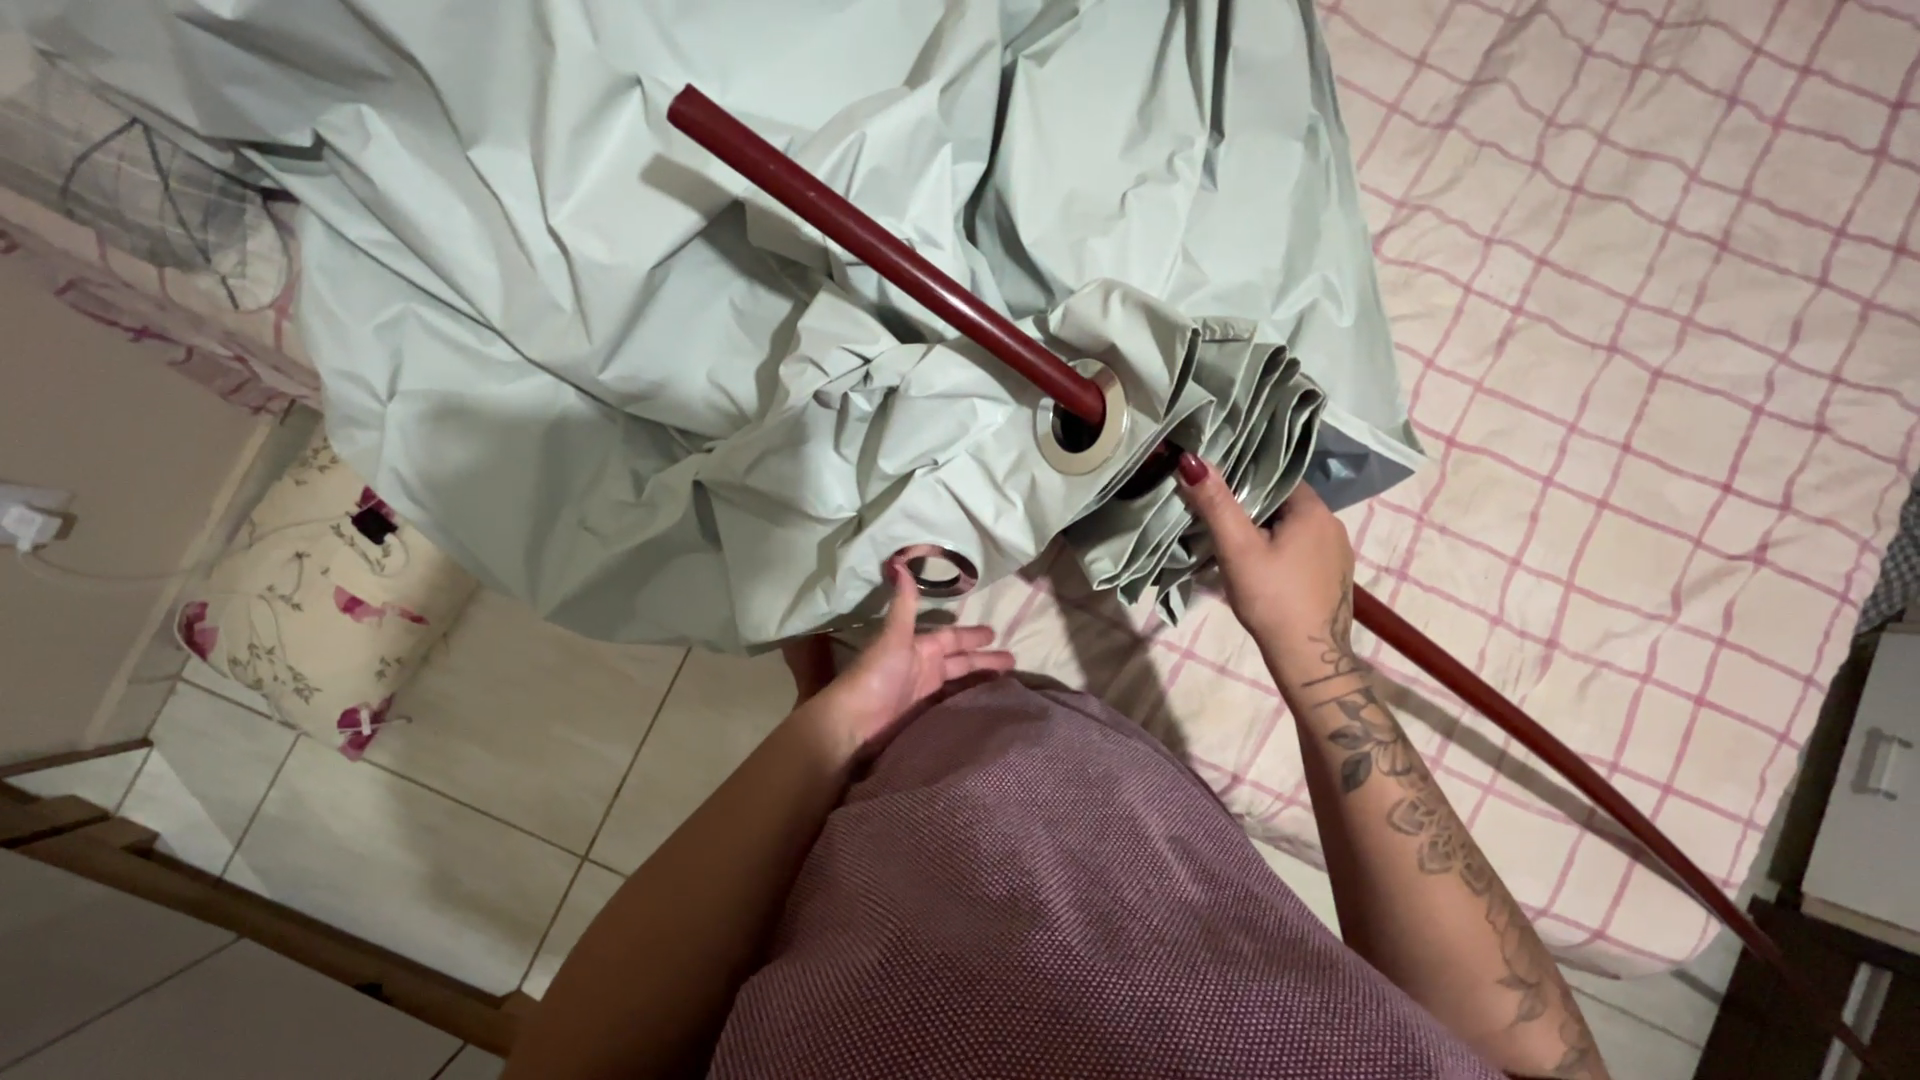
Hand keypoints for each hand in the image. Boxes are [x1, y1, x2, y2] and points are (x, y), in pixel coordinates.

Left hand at [790, 561, 1015, 761]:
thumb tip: (899, 562)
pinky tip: (986, 708)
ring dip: (980, 683)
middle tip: (1013, 660)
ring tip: (1009, 687)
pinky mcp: (925, 718)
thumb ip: (903, 604)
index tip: (996, 633)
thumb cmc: (875, 675)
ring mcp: (924, 694)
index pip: (953, 638)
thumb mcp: (893, 636)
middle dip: (985, 660)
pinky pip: (953, 706)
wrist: (854, 722)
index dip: (974, 636)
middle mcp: (923, 668)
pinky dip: (968, 704)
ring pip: (959, 684)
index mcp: (919, 647)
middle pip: (961, 662)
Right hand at [1176, 453, 1354, 667]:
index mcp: (1314, 510)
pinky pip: (1302, 552)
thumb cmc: (1270, 596)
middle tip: (1217, 521)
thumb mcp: (1236, 548)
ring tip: (1233, 546)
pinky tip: (1260, 570)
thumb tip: (1190, 460)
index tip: (1216, 491)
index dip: (1244, 480)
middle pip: (1283, 503)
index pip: (1276, 477)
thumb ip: (1215, 502)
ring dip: (1265, 532)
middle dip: (1252, 509)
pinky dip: (1280, 552)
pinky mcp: (1334, 578)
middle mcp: (1333, 525)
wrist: (1307, 657)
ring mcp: (1337, 554)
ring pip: (1292, 529)